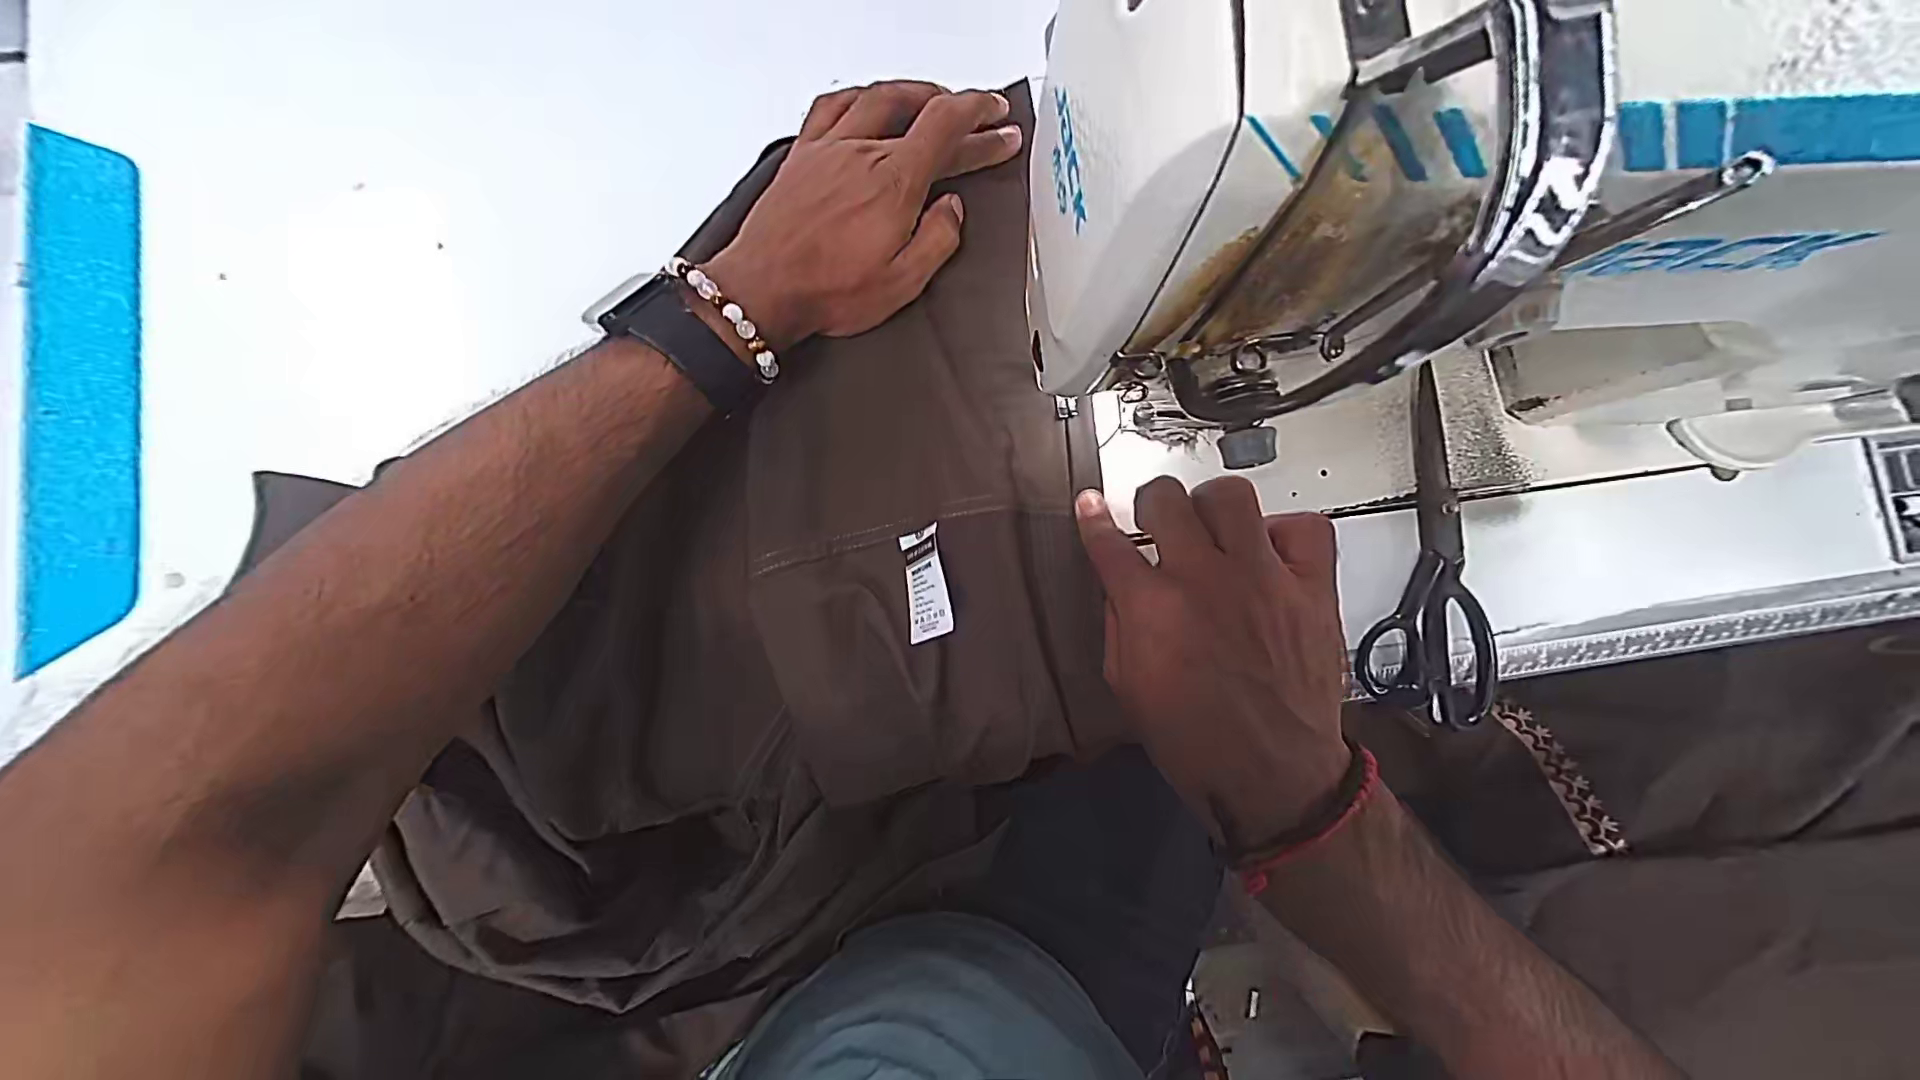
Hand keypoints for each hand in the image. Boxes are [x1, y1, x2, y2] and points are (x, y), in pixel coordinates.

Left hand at [700, 81, 1023, 349]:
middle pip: (920, 112)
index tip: (999, 124)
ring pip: (878, 97)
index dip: (981, 118)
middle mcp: (861, 153)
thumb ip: (938, 239)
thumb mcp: (903, 281)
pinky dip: (860, 96)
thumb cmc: (825, 289)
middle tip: (981, 122)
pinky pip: (832, 105)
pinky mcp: (802, 157)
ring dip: (914, 92)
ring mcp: (828, 149)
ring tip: (933, 99)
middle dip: (960, 113)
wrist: (765, 290)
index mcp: (893, 182)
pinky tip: (866, 101)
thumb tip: (952, 210)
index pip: (948, 126)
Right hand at [1075, 477, 1351, 848]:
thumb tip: (1121, 585)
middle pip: (1166, 500)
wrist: (1274, 777)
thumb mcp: (1126, 686)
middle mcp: (1205, 581)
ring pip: (1231, 497)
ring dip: (1209, 506)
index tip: (1090, 505)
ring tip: (1209, 529)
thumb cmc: (1193, 740)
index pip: (1108, 541)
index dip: (1092, 517)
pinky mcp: (1312, 590)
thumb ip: (1118, 624)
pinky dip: (1281, 531)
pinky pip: (1304, 528)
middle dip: (1150, 503)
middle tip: (1154, 521)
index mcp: (1152, 610)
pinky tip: (1266, 552)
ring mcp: (1263, 580)